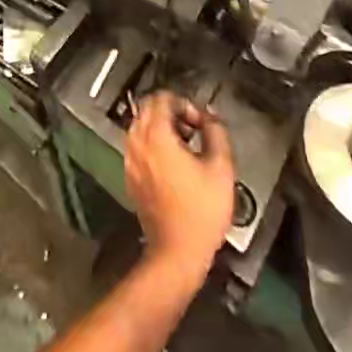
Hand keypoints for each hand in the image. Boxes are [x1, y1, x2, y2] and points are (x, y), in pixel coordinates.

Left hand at [124, 92, 235, 267]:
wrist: (177, 253)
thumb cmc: (202, 211)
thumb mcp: (221, 167)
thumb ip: (216, 132)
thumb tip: (209, 116)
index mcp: (156, 136)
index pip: (161, 98)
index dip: (183, 103)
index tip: (200, 122)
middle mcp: (137, 144)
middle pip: (147, 108)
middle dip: (171, 112)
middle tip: (193, 130)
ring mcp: (130, 161)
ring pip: (140, 127)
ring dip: (161, 127)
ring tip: (185, 147)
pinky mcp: (130, 177)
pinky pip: (137, 146)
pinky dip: (152, 144)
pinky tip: (173, 164)